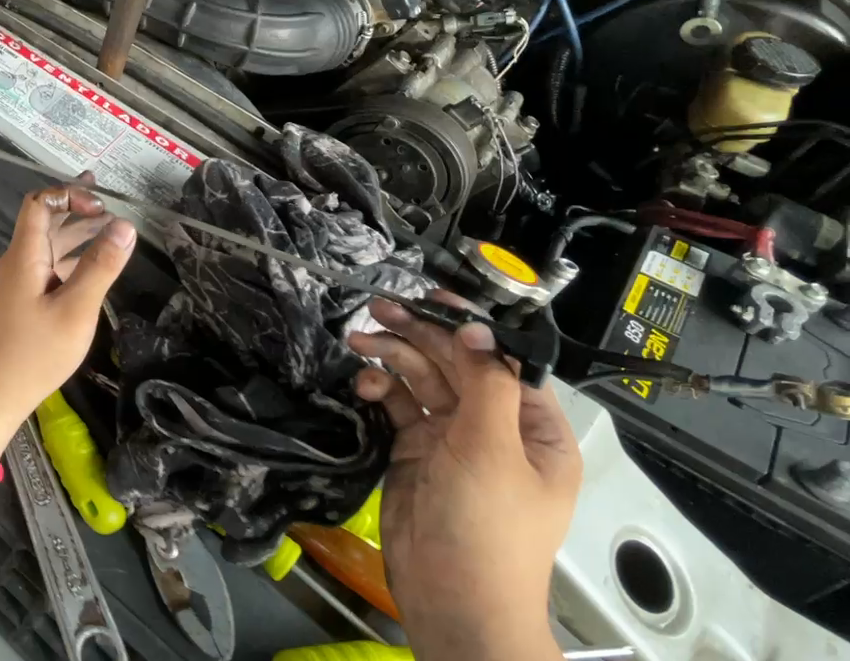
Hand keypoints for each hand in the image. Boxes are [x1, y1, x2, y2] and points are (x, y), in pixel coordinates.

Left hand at [0, 177, 135, 450]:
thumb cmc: (34, 353)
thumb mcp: (76, 310)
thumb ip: (99, 267)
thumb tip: (125, 225)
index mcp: (25, 255)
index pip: (39, 204)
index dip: (68, 194)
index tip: (102, 205)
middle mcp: (19, 261)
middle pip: (45, 221)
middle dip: (77, 208)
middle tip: (111, 204)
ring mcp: (20, 281)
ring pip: (49, 245)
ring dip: (77, 233)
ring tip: (112, 227)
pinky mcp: (24, 300)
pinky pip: (49, 267)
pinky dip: (72, 258)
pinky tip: (95, 264)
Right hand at [348, 293, 581, 660]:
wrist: (451, 593)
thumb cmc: (487, 525)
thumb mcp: (493, 449)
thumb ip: (486, 383)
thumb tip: (478, 328)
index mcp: (533, 428)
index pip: (501, 361)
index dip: (467, 328)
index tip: (429, 299)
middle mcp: (494, 427)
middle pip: (454, 365)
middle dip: (418, 336)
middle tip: (376, 309)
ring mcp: (452, 438)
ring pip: (421, 381)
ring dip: (391, 357)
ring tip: (357, 340)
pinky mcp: (415, 449)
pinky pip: (398, 406)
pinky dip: (380, 390)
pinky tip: (364, 385)